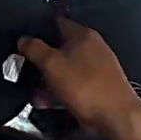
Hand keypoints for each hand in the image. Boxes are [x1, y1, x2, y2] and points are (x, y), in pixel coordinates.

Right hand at [18, 18, 140, 136]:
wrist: (117, 116)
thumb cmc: (85, 86)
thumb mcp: (52, 65)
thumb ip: (35, 49)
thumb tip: (23, 39)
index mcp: (83, 35)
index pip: (56, 23)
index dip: (38, 31)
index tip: (24, 43)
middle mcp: (93, 47)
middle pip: (60, 48)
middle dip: (42, 62)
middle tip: (26, 73)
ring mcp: (98, 66)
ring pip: (66, 68)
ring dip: (49, 80)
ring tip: (36, 95)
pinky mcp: (100, 85)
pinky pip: (75, 83)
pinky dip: (62, 90)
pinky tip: (49, 103)